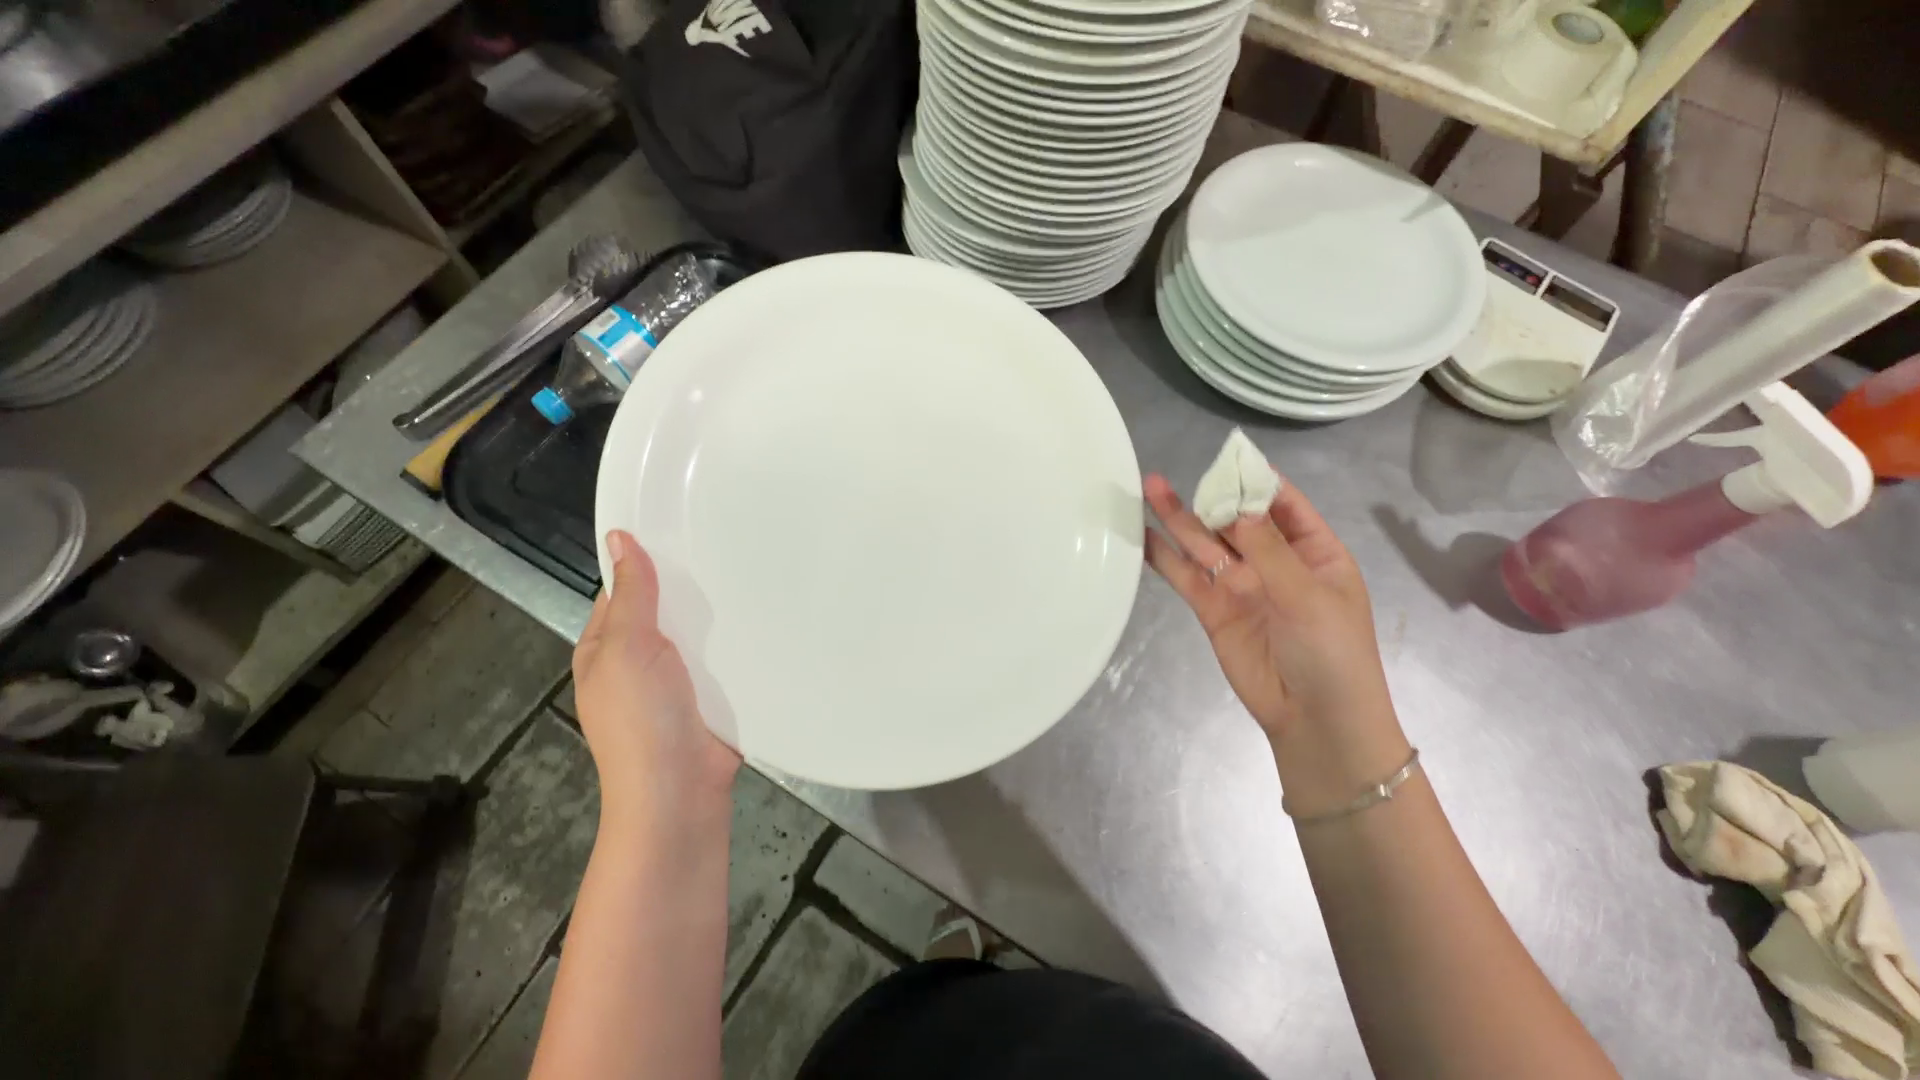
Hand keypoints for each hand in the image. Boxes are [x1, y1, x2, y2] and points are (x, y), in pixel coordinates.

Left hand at [573, 530, 738, 823]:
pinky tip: (767, 620)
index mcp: (605, 648)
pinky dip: (741, 646)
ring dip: (721, 616)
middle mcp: (638, 663)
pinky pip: (726, 662)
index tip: (683, 527)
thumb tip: (620, 539)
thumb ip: (631, 595)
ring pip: (700, 636)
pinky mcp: (713, 700)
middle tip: (732, 543)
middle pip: (666, 611)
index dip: (646, 561)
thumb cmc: (641, 718)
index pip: (622, 590)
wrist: (679, 791)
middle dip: (692, 586)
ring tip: (758, 571)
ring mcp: (677, 684)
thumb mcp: (626, 648)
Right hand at [1143, 472, 1409, 814]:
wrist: (1315, 721)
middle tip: (1175, 471)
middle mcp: (1276, 563)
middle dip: (1210, 496)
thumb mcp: (1308, 596)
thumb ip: (1269, 549)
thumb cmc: (1332, 653)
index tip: (1226, 457)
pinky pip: (1187, 578)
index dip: (1256, 480)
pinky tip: (1142, 535)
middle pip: (1238, 520)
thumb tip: (1237, 504)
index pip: (1284, 505)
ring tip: (1148, 487)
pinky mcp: (1214, 611)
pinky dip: (1165, 558)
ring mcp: (1242, 587)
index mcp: (1316, 552)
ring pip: (1206, 544)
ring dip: (1179, 518)